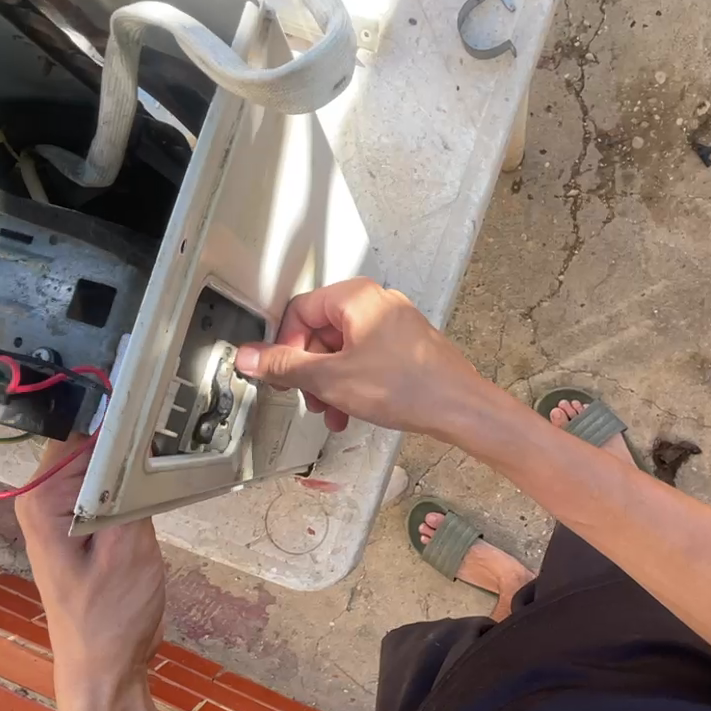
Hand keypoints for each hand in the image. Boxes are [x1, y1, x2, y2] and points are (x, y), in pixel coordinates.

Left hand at [14, 439, 165, 710]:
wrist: (107, 666)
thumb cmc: (112, 615)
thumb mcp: (127, 549)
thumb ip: (127, 492)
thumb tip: (135, 439)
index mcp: (43, 501)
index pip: (81, 435)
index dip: (121, 420)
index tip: (162, 407)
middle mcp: (46, 500)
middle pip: (92, 445)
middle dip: (133, 437)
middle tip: (180, 428)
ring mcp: (67, 514)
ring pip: (106, 465)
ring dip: (139, 459)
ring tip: (178, 448)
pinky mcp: (90, 527)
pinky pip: (113, 488)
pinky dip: (138, 482)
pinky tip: (166, 479)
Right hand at [234, 278, 492, 438]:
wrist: (460, 408)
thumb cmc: (408, 387)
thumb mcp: (332, 379)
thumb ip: (286, 367)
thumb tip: (250, 358)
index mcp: (356, 298)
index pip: (299, 311)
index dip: (284, 346)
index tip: (281, 374)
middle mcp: (376, 303)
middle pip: (322, 332)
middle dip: (310, 371)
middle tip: (308, 398)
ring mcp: (394, 325)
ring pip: (344, 350)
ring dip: (330, 384)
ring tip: (331, 413)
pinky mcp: (407, 347)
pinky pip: (367, 360)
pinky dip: (354, 383)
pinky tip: (353, 412)